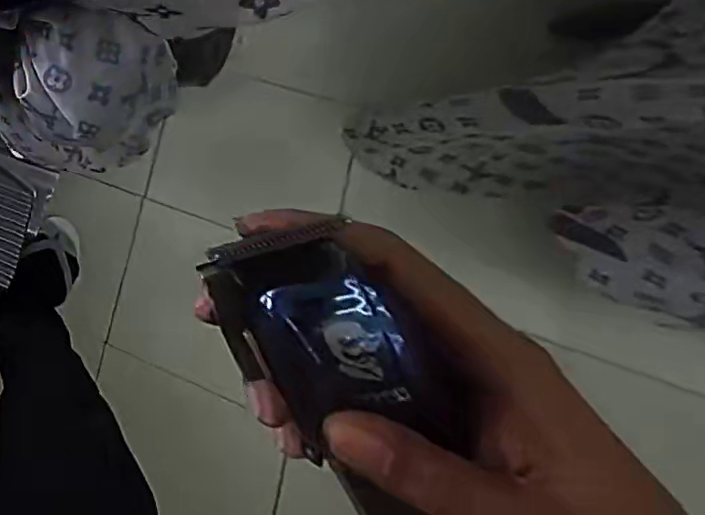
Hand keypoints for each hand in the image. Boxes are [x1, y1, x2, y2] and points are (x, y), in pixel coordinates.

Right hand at [196, 210, 682, 514]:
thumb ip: (437, 475)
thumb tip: (334, 426)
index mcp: (485, 348)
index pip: (390, 260)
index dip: (319, 230)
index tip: (252, 230)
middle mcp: (449, 349)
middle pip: (343, 297)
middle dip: (273, 305)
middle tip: (218, 318)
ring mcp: (433, 381)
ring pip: (336, 345)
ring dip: (285, 366)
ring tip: (265, 411)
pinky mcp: (424, 414)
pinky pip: (350, 388)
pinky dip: (310, 403)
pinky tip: (296, 436)